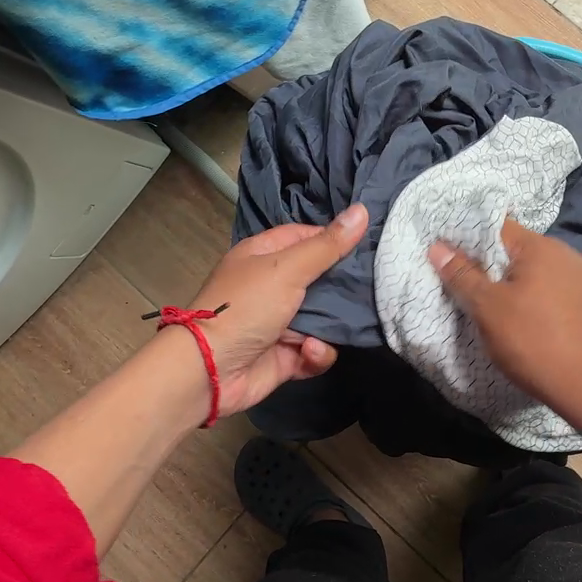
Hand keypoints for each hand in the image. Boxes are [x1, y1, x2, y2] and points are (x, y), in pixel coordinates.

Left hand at [169, 203, 366, 417]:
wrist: (209, 371)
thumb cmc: (245, 307)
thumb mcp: (287, 268)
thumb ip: (327, 245)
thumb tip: (362, 210)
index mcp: (263, 256)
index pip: (305, 237)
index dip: (333, 238)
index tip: (366, 244)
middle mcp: (271, 286)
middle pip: (319, 278)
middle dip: (342, 286)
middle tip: (373, 285)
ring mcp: (279, 322)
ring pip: (324, 317)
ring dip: (333, 324)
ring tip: (341, 325)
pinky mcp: (285, 356)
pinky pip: (315, 351)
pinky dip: (316, 353)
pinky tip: (309, 351)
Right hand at [428, 220, 581, 442]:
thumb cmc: (533, 340)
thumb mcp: (488, 307)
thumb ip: (462, 275)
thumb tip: (437, 247)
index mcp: (541, 246)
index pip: (496, 227)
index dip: (467, 240)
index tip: (447, 257)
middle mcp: (564, 254)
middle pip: (514, 250)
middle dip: (487, 265)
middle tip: (461, 285)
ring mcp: (578, 279)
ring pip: (531, 272)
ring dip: (509, 285)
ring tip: (487, 306)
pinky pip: (548, 290)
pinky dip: (530, 299)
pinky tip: (519, 320)